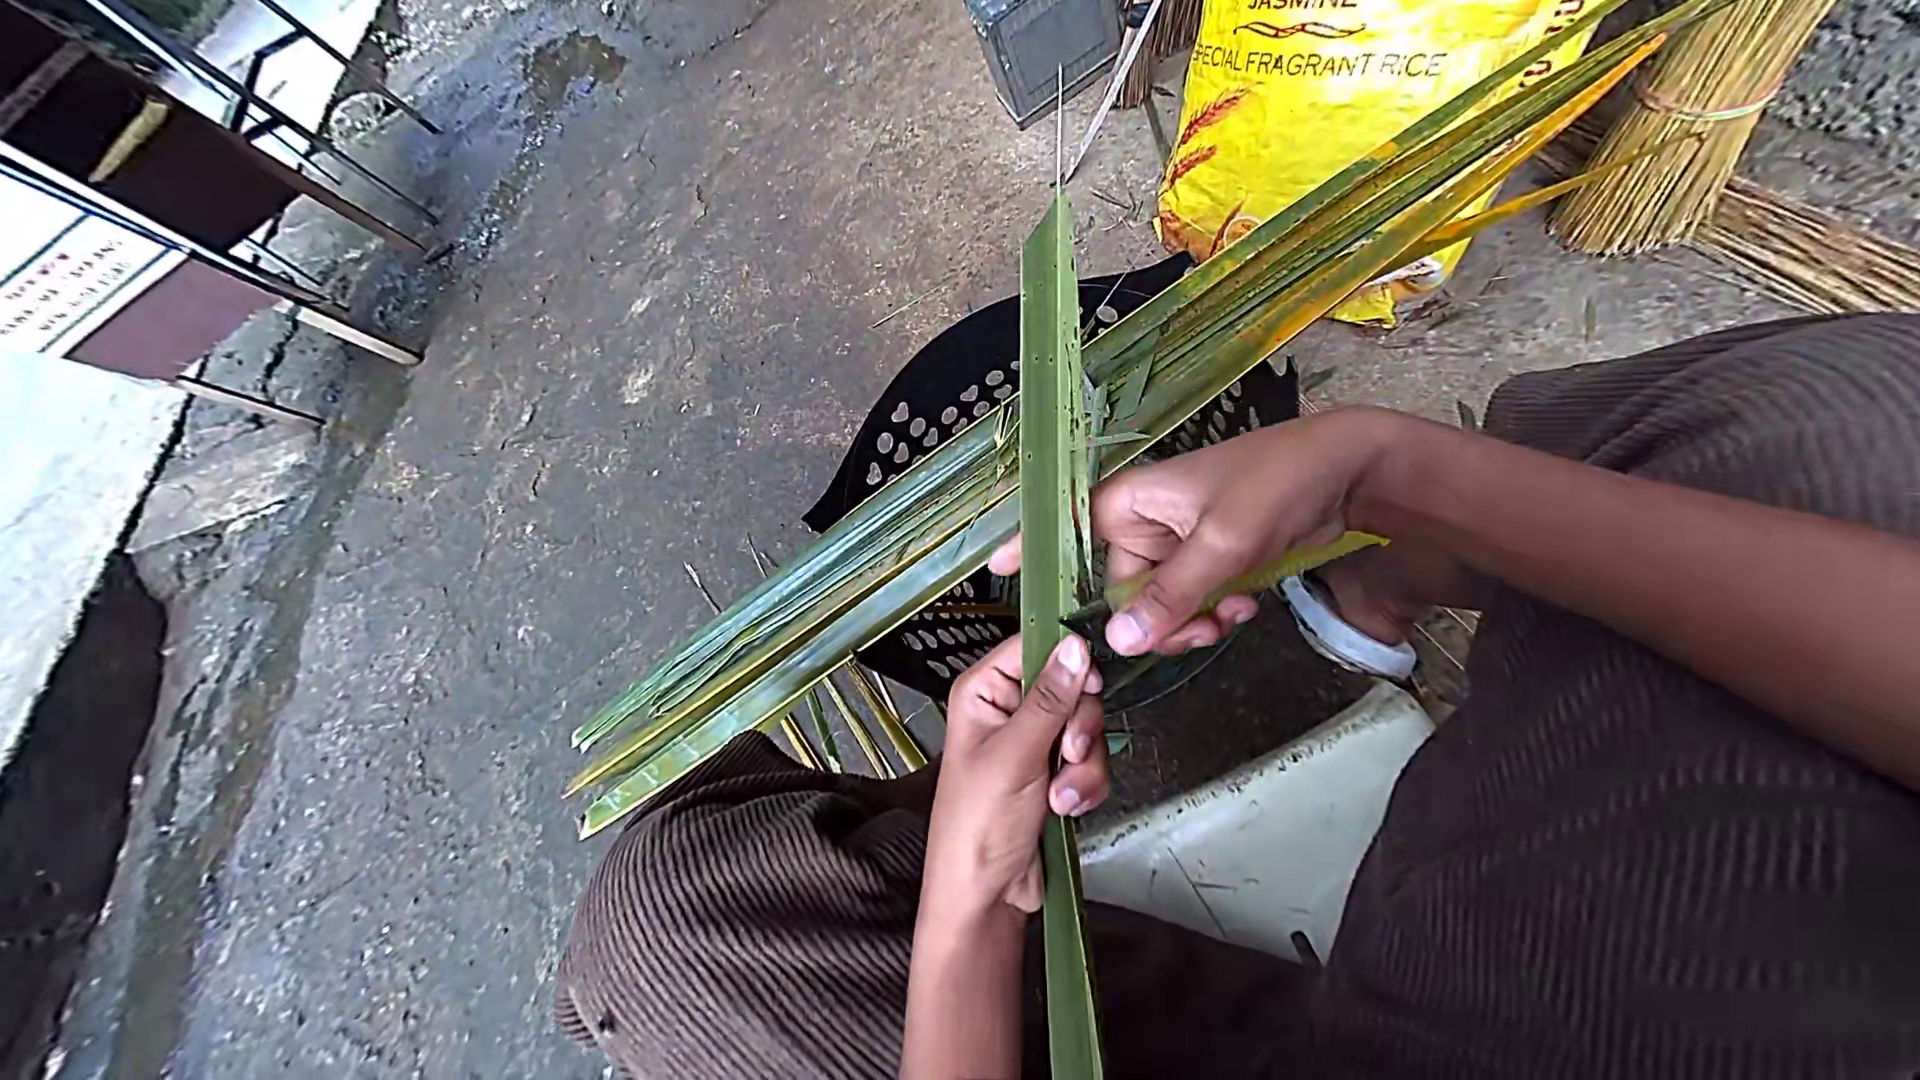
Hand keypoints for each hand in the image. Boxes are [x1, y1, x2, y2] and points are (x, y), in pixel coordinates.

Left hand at [923, 634, 1108, 915]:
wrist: (987, 895)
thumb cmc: (977, 825)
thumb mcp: (1014, 756)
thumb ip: (1049, 700)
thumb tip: (1076, 646)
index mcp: (983, 690)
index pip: (1032, 645)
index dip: (1067, 659)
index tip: (1090, 683)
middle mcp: (1009, 707)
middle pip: (1070, 685)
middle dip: (1079, 726)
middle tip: (1068, 753)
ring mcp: (1034, 738)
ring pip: (1085, 724)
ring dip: (1084, 764)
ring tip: (1061, 795)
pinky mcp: (1055, 767)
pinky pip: (1090, 757)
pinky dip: (1087, 783)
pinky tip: (1067, 807)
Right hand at [990, 409, 1403, 656]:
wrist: (1350, 473)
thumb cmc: (1274, 484)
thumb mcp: (1222, 541)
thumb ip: (1171, 593)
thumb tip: (1119, 643)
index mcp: (1130, 501)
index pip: (1065, 525)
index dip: (1030, 548)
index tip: (995, 571)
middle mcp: (1142, 523)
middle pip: (1114, 586)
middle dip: (1150, 618)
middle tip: (1192, 632)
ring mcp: (1173, 545)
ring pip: (1153, 603)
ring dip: (1186, 621)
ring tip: (1226, 616)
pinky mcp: (1204, 560)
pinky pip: (1185, 600)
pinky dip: (1208, 613)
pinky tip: (1241, 607)